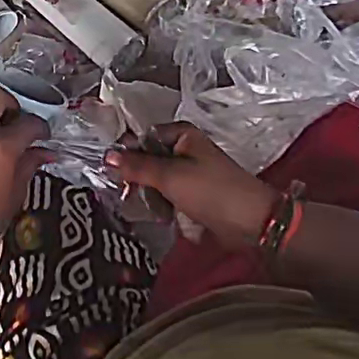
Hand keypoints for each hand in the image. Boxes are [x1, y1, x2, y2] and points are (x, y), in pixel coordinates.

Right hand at [107, 122, 277, 250]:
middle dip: (134, 175)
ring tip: (136, 205)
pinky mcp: (193, 194)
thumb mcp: (169, 176)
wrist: (253, 223)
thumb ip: (136, 166)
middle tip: (121, 191)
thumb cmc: (211, 191)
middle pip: (147, 158)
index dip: (125, 151)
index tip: (109, 169)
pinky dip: (159, 202)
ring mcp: (189, 173)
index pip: (142, 136)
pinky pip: (166, 194)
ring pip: (155, 178)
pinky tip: (153, 213)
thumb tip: (105, 156)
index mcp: (182, 135)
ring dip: (146, 192)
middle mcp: (185, 150)